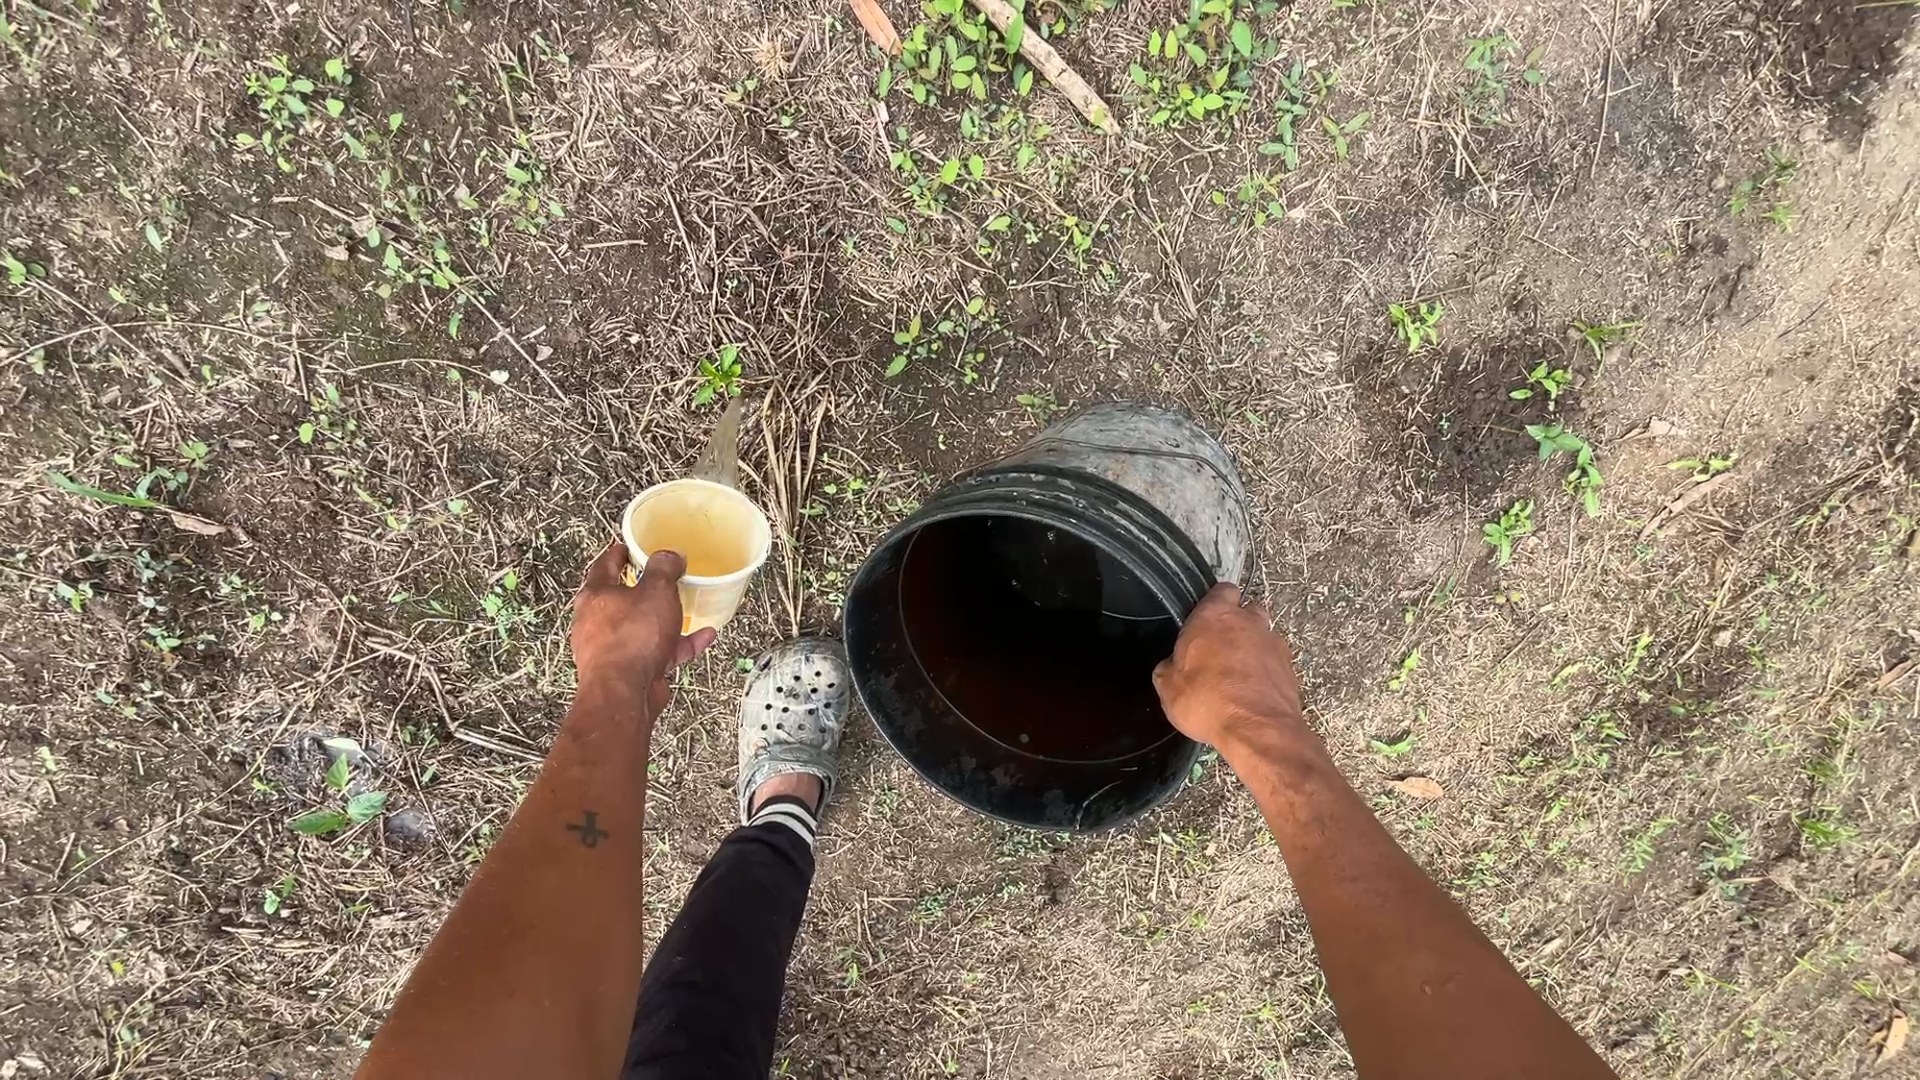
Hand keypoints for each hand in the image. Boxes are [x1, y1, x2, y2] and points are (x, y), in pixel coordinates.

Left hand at [571, 541, 716, 713]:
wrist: (625, 692)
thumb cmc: (630, 641)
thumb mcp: (656, 590)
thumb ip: (664, 569)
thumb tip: (669, 556)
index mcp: (596, 596)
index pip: (605, 565)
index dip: (619, 553)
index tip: (629, 547)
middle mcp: (597, 622)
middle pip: (622, 598)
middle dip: (645, 590)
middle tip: (662, 580)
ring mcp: (611, 648)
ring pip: (642, 627)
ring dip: (667, 619)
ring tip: (689, 610)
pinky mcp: (629, 670)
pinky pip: (659, 651)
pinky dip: (680, 643)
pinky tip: (702, 637)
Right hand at [1153, 584, 1306, 753]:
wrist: (1257, 730)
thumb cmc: (1208, 700)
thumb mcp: (1167, 687)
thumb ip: (1168, 667)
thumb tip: (1171, 665)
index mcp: (1213, 616)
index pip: (1221, 589)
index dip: (1213, 602)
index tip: (1203, 618)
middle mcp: (1247, 622)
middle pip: (1246, 609)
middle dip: (1235, 623)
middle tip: (1218, 646)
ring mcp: (1273, 644)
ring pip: (1262, 635)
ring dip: (1251, 647)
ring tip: (1236, 673)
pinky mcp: (1290, 669)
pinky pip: (1274, 662)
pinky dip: (1265, 671)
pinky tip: (1251, 691)